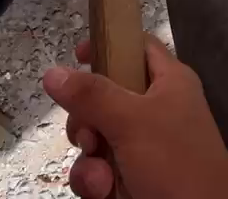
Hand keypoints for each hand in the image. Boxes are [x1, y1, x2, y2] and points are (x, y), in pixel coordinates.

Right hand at [44, 36, 227, 198]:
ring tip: (100, 178)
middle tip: (88, 135)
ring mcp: (145, 147)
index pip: (136, 46)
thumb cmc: (175, 161)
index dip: (108, 44)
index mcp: (168, 81)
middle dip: (86, 119)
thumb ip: (92, 95)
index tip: (76, 55)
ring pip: (98, 139)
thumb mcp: (132, 121)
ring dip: (89, 159)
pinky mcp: (134, 180)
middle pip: (106, 96)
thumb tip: (52, 71)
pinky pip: (101, 171)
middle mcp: (157, 109)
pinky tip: (102, 194)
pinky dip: (96, 182)